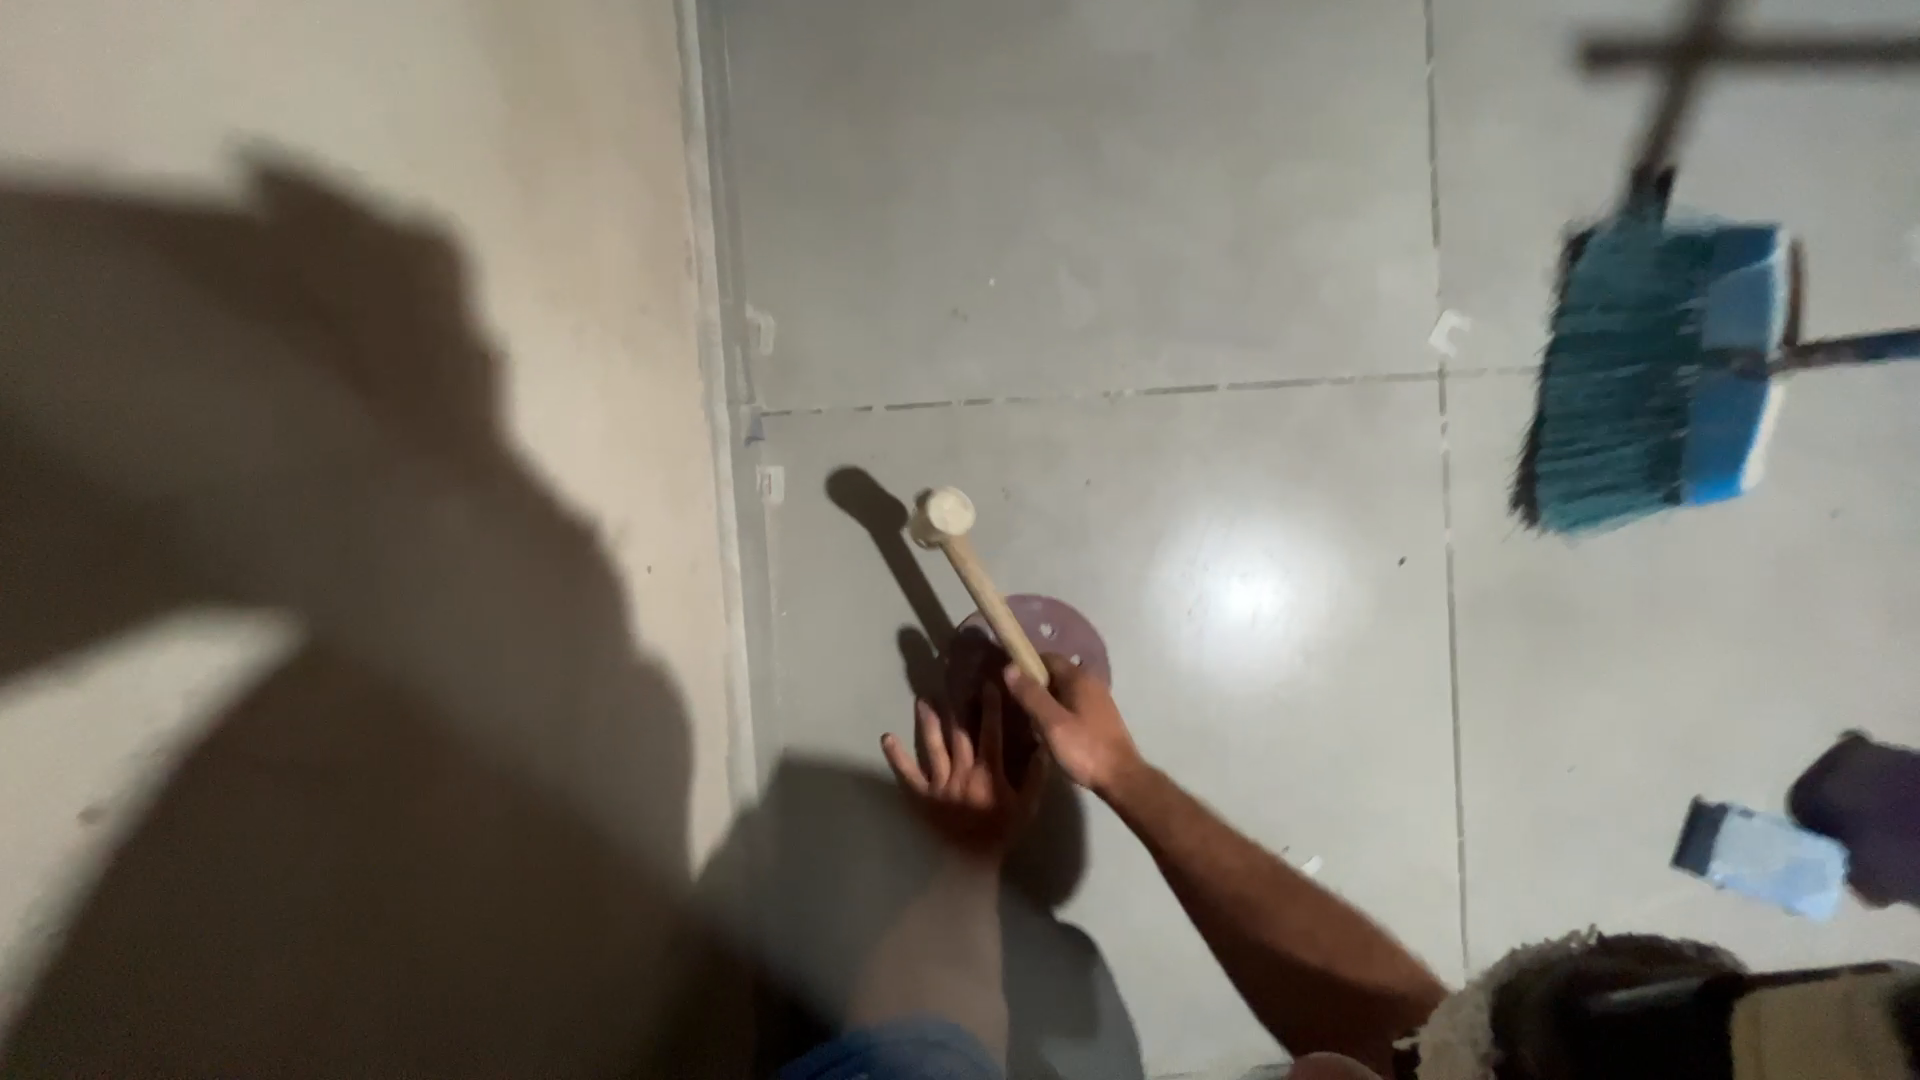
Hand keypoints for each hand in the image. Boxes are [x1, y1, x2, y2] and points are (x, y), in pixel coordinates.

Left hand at [881, 685, 1046, 858]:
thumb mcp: (1027, 807)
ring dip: (927, 723)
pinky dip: (897, 757)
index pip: (991, 734)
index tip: (988, 685)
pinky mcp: (922, 796)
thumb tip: (1042, 747)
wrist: (972, 862)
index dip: (990, 708)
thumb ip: (1036, 778)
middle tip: (950, 681)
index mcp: (988, 774)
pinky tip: (887, 738)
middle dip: (956, 708)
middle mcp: (962, 773)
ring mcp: (939, 784)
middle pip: (958, 735)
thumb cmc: (1002, 832)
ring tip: (921, 700)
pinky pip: (908, 775)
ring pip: (933, 748)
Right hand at [1001, 655, 1142, 796]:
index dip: (1026, 665)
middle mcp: (1090, 682)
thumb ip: (1031, 695)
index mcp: (1079, 678)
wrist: (1121, 778)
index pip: (1047, 657)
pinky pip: (1072, 705)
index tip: (1009, 681)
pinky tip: (1050, 733)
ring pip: (1063, 692)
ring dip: (1045, 703)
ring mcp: (1097, 700)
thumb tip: (1009, 667)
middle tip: (1017, 707)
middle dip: (1035, 687)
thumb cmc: (1085, 749)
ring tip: (1031, 723)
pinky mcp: (1099, 717)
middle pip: (1055, 674)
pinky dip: (1058, 713)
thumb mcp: (1051, 723)